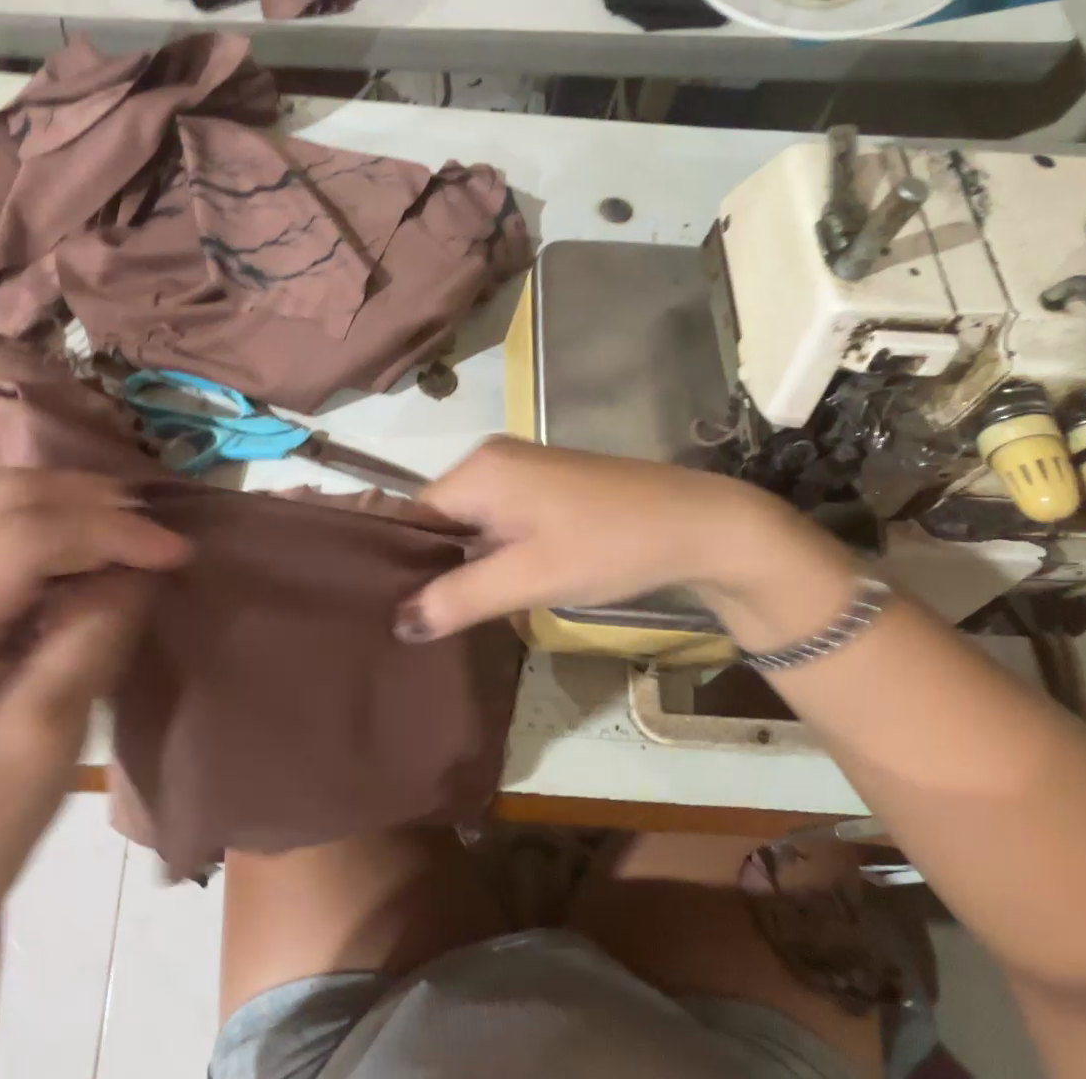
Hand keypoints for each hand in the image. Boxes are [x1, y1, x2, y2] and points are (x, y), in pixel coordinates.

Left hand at [0, 471, 189, 917]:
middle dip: (93, 506)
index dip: (106, 532)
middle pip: (1, 500)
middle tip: (163, 538)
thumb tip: (142, 568)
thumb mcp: (46, 735)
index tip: (178, 551)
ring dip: (78, 511)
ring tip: (141, 541)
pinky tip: (101, 557)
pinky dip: (60, 533)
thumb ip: (91, 637)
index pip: (19, 539)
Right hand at [397, 439, 853, 649]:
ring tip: (441, 615)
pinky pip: (494, 525)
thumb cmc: (609, 546)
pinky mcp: (544, 491)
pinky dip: (487, 558)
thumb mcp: (528, 578)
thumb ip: (459, 598)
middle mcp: (490, 461)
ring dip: (459, 567)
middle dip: (428, 569)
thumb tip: (398, 625)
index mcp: (478, 470)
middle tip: (411, 623)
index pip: (411, 518)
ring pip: (466, 527)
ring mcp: (520, 473)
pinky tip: (485, 593)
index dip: (397, 564)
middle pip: (436, 521)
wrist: (700, 527)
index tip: (385, 611)